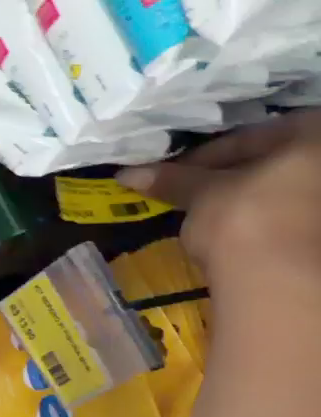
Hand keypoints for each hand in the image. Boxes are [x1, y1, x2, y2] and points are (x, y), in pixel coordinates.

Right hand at [119, 110, 320, 284]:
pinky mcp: (315, 221)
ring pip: (274, 183)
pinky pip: (282, 206)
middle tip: (182, 192)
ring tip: (199, 211)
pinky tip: (226, 226)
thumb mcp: (202, 195)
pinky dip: (252, 212)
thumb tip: (128, 173)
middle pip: (266, 158)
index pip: (248, 136)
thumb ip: (172, 180)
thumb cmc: (245, 216)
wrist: (277, 272)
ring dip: (236, 194)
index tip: (167, 175)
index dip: (201, 156)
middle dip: (222, 175)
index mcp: (315, 130)